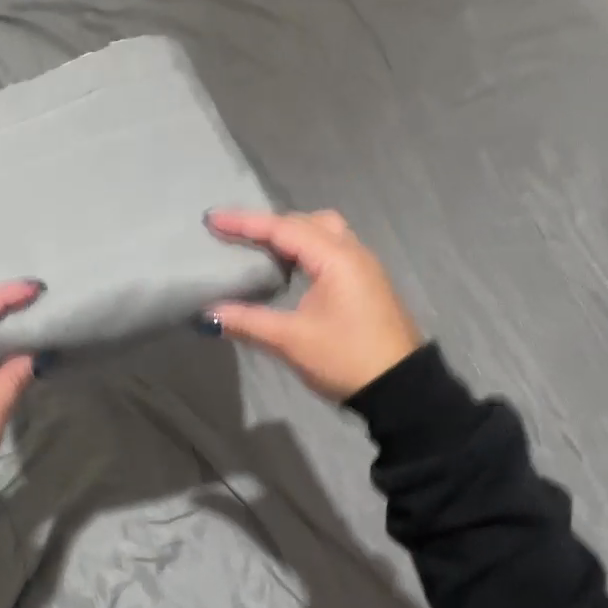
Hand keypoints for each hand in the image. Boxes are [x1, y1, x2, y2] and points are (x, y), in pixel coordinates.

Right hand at [202, 210, 423, 400]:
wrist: (400, 388)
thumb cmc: (345, 358)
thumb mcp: (291, 341)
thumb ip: (247, 322)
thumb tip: (206, 315)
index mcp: (335, 258)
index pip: (283, 228)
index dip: (244, 223)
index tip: (212, 219)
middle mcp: (352, 252)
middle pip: (306, 221)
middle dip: (268, 223)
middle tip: (234, 232)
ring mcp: (363, 267)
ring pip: (323, 232)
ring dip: (291, 233)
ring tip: (260, 246)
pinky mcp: (366, 283)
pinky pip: (332, 249)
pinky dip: (306, 248)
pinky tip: (290, 267)